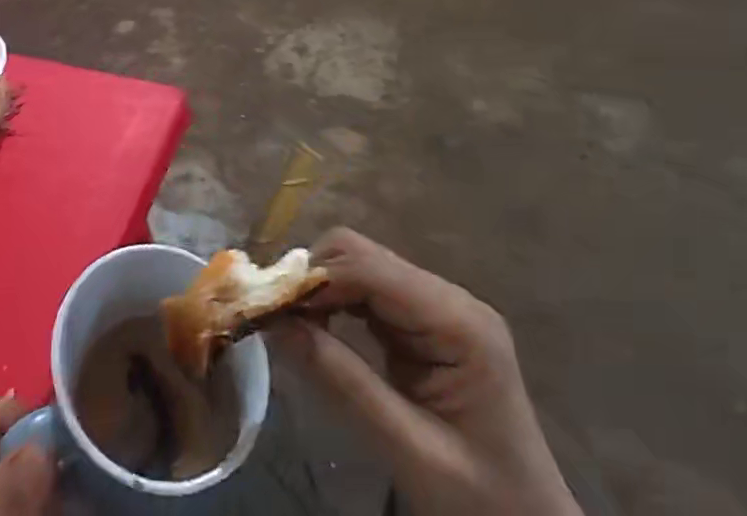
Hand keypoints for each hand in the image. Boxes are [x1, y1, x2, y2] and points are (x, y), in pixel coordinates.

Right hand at [273, 228, 581, 515]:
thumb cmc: (480, 498)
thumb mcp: (409, 449)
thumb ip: (343, 382)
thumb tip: (275, 324)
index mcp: (458, 322)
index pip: (370, 267)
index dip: (313, 278)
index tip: (266, 308)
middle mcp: (447, 299)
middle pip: (362, 256)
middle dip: (311, 279)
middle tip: (272, 320)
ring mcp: (436, 309)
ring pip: (359, 268)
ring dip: (317, 290)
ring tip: (285, 326)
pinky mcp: (422, 326)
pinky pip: (366, 296)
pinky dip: (332, 306)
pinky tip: (313, 332)